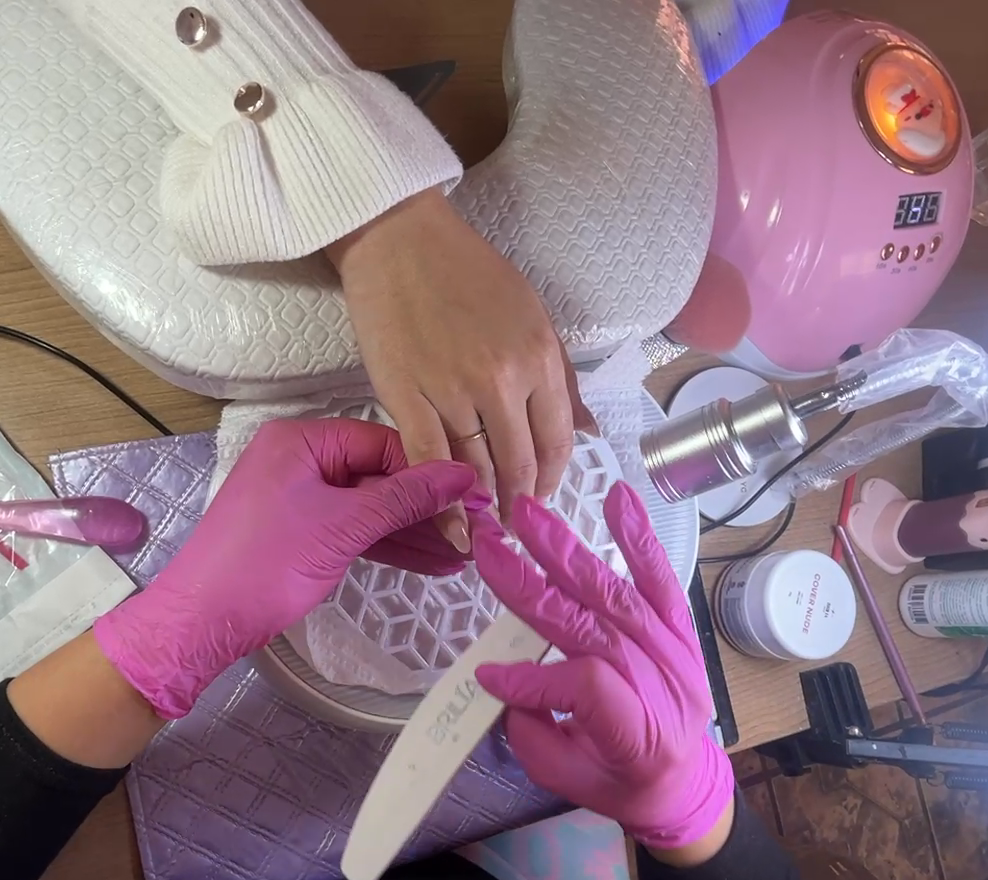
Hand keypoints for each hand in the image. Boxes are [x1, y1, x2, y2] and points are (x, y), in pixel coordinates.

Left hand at [94, 418, 476, 717]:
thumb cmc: (263, 565)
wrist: (202, 623)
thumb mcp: (341, 527)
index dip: (429, 471)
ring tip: (463, 555)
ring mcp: (302, 498)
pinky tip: (431, 563)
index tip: (472, 497)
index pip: (383, 443)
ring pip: (371, 509)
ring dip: (414, 533)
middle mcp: (302, 461)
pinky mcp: (304, 532)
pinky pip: (355, 531)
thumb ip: (403, 499)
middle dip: (425, 508)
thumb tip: (462, 475)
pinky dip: (388, 546)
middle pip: (379, 476)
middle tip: (474, 530)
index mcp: (301, 440)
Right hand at [328, 188, 594, 548]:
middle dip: (519, 503)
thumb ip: (561, 375)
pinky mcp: (408, 400)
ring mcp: (453, 393)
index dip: (552, 481)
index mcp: (539, 357)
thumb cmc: (468, 273)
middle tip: (513, 524)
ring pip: (476, 469)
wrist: (399, 242)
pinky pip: (431, 463)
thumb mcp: (532, 313)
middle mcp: (503, 381)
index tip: (541, 500)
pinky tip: (454, 528)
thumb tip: (588, 429)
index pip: (557, 440)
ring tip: (485, 528)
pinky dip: (444, 503)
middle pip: (519, 465)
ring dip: (483, 508)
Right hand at [469, 485, 734, 856]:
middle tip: (488, 545)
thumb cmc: (619, 782)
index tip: (487, 674)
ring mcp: (673, 649)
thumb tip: (505, 680)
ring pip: (615, 592)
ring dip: (566, 549)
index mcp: (638, 732)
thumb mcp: (569, 781)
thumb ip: (534, 736)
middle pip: (593, 623)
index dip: (534, 678)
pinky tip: (618, 498)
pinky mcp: (678, 627)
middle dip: (532, 584)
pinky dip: (638, 537)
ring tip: (527, 514)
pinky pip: (659, 579)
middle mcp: (661, 681)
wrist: (684, 779)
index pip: (586, 686)